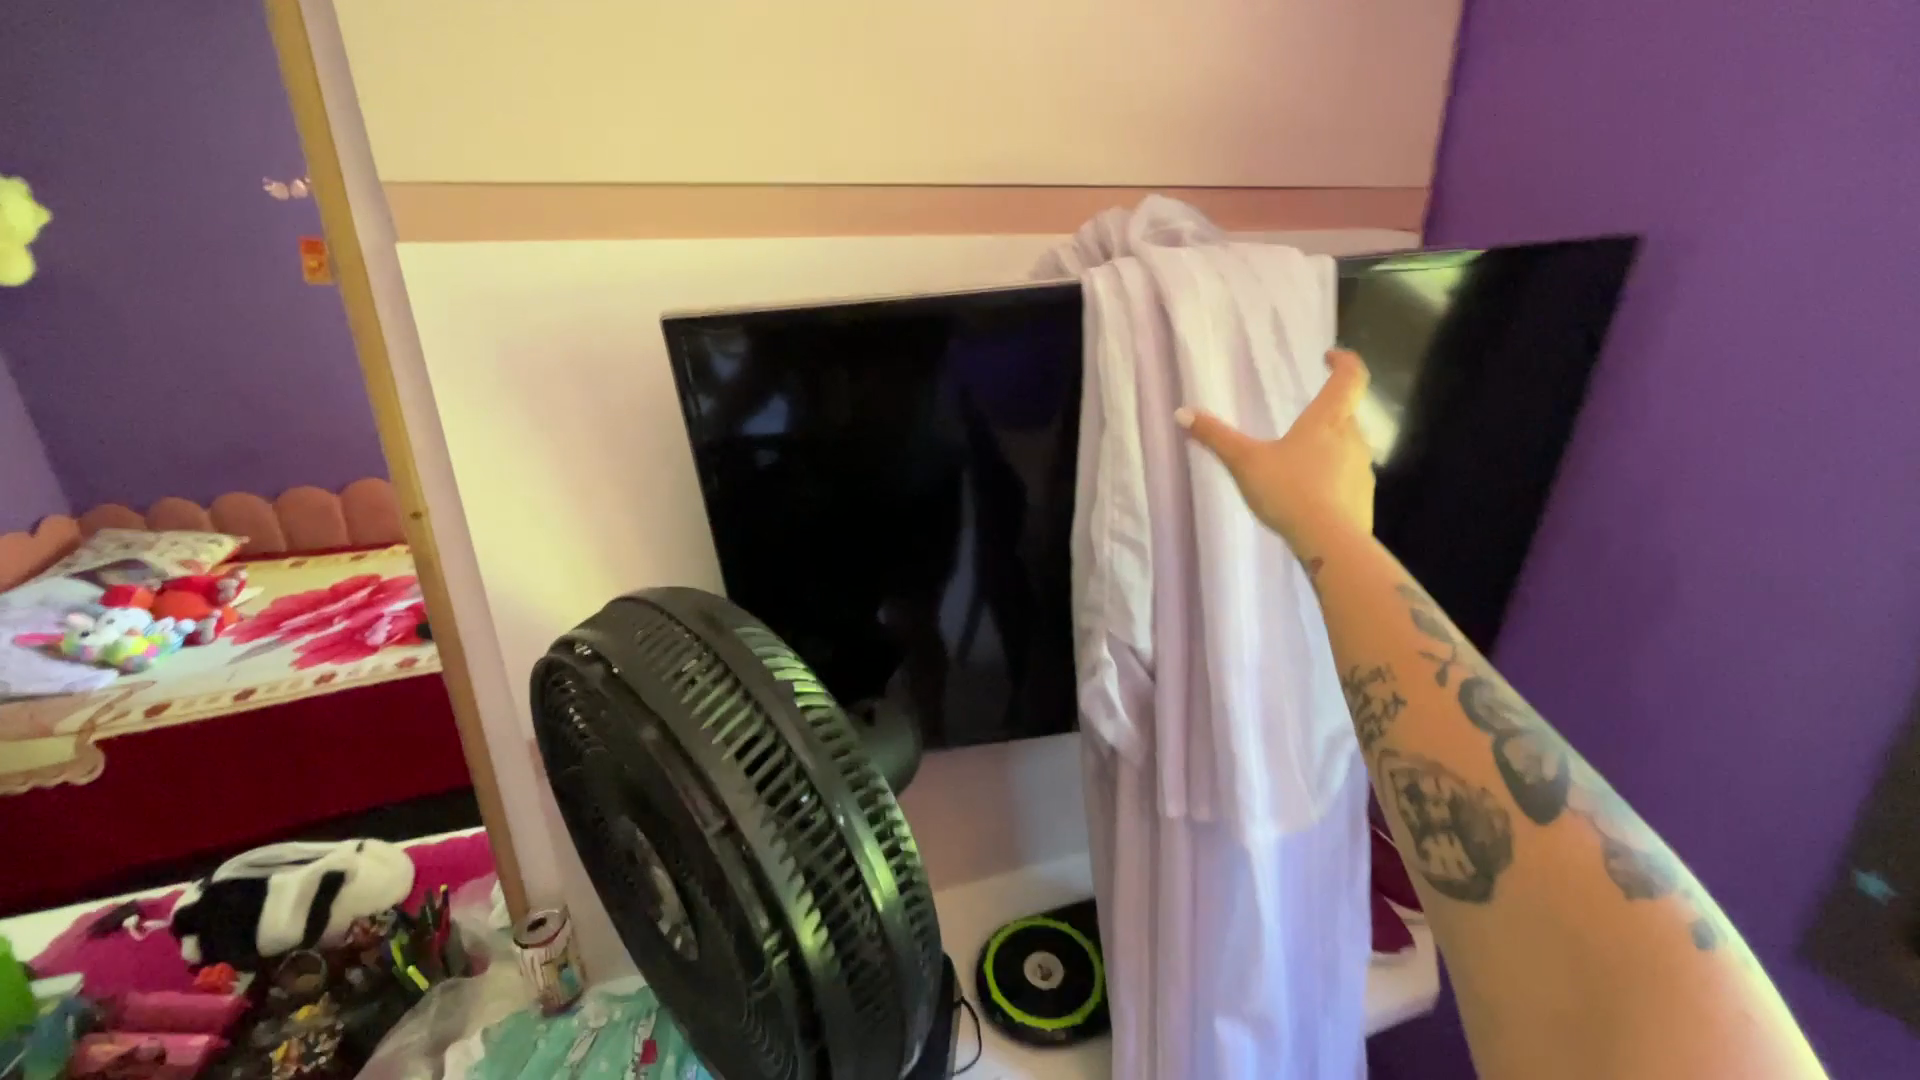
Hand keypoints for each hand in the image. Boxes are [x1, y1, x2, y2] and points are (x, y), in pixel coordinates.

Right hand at [1176, 348, 1374, 548]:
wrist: (1329, 542)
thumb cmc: (1288, 491)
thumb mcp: (1244, 462)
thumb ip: (1215, 437)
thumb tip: (1182, 413)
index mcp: (1327, 420)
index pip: (1351, 377)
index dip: (1344, 361)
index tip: (1331, 356)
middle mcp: (1352, 438)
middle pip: (1346, 413)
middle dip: (1328, 412)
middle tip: (1304, 419)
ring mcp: (1362, 469)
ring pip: (1347, 447)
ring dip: (1329, 447)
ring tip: (1300, 462)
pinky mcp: (1363, 498)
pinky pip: (1347, 479)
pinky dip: (1331, 479)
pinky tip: (1309, 496)